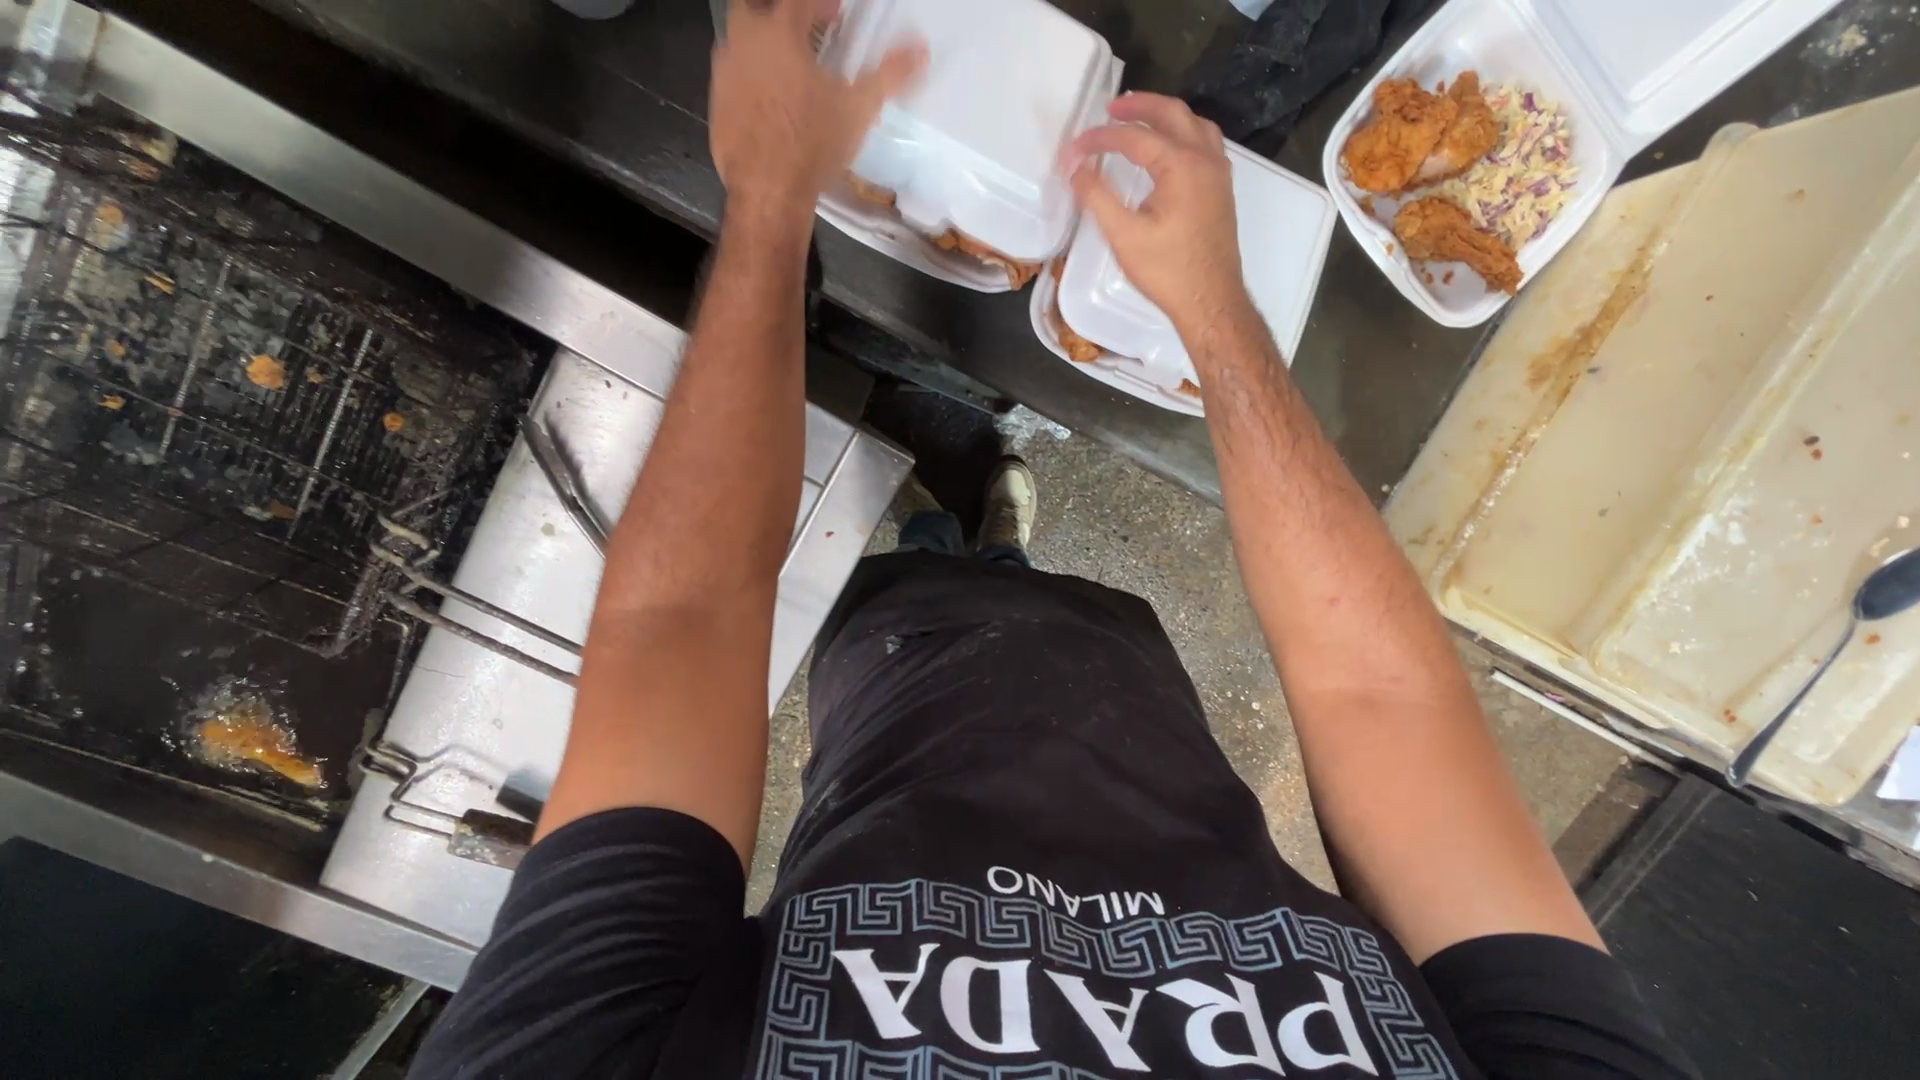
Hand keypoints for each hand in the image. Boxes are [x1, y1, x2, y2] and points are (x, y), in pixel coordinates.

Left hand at [709, 0, 924, 224]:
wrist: (768, 191)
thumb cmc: (814, 144)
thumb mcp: (859, 109)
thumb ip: (890, 74)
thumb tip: (922, 51)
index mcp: (779, 32)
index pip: (800, 0)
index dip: (822, 3)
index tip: (837, 14)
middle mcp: (744, 41)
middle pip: (757, 5)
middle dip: (783, 14)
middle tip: (807, 32)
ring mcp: (724, 71)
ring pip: (741, 39)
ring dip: (765, 43)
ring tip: (791, 68)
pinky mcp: (716, 101)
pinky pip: (732, 74)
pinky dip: (751, 76)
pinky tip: (771, 101)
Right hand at [1065, 93, 1247, 333]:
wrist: (1210, 301)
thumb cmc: (1167, 271)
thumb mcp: (1123, 235)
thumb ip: (1097, 195)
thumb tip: (1075, 167)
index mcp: (1181, 164)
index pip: (1135, 137)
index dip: (1101, 138)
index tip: (1075, 148)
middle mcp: (1205, 159)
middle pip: (1172, 114)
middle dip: (1139, 107)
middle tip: (1111, 109)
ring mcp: (1218, 174)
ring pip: (1194, 126)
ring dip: (1166, 116)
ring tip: (1140, 120)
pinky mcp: (1221, 191)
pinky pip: (1205, 144)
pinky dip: (1184, 134)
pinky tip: (1169, 149)